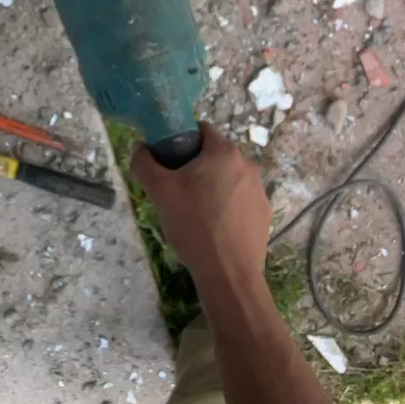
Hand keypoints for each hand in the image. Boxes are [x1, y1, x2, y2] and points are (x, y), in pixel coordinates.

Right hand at [131, 123, 270, 296]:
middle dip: (195, 166)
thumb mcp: (160, 191)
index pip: (201, 130)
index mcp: (224, 152)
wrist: (229, 274)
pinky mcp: (264, 212)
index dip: (181, 140)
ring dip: (211, 186)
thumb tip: (140, 148)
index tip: (168, 161)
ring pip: (227, 178)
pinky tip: (214, 228)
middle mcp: (247, 165)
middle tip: (176, 190)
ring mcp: (259, 189)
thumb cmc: (194, 225)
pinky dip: (226, 206)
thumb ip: (144, 163)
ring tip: (194, 213)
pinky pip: (239, 199)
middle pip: (214, 154)